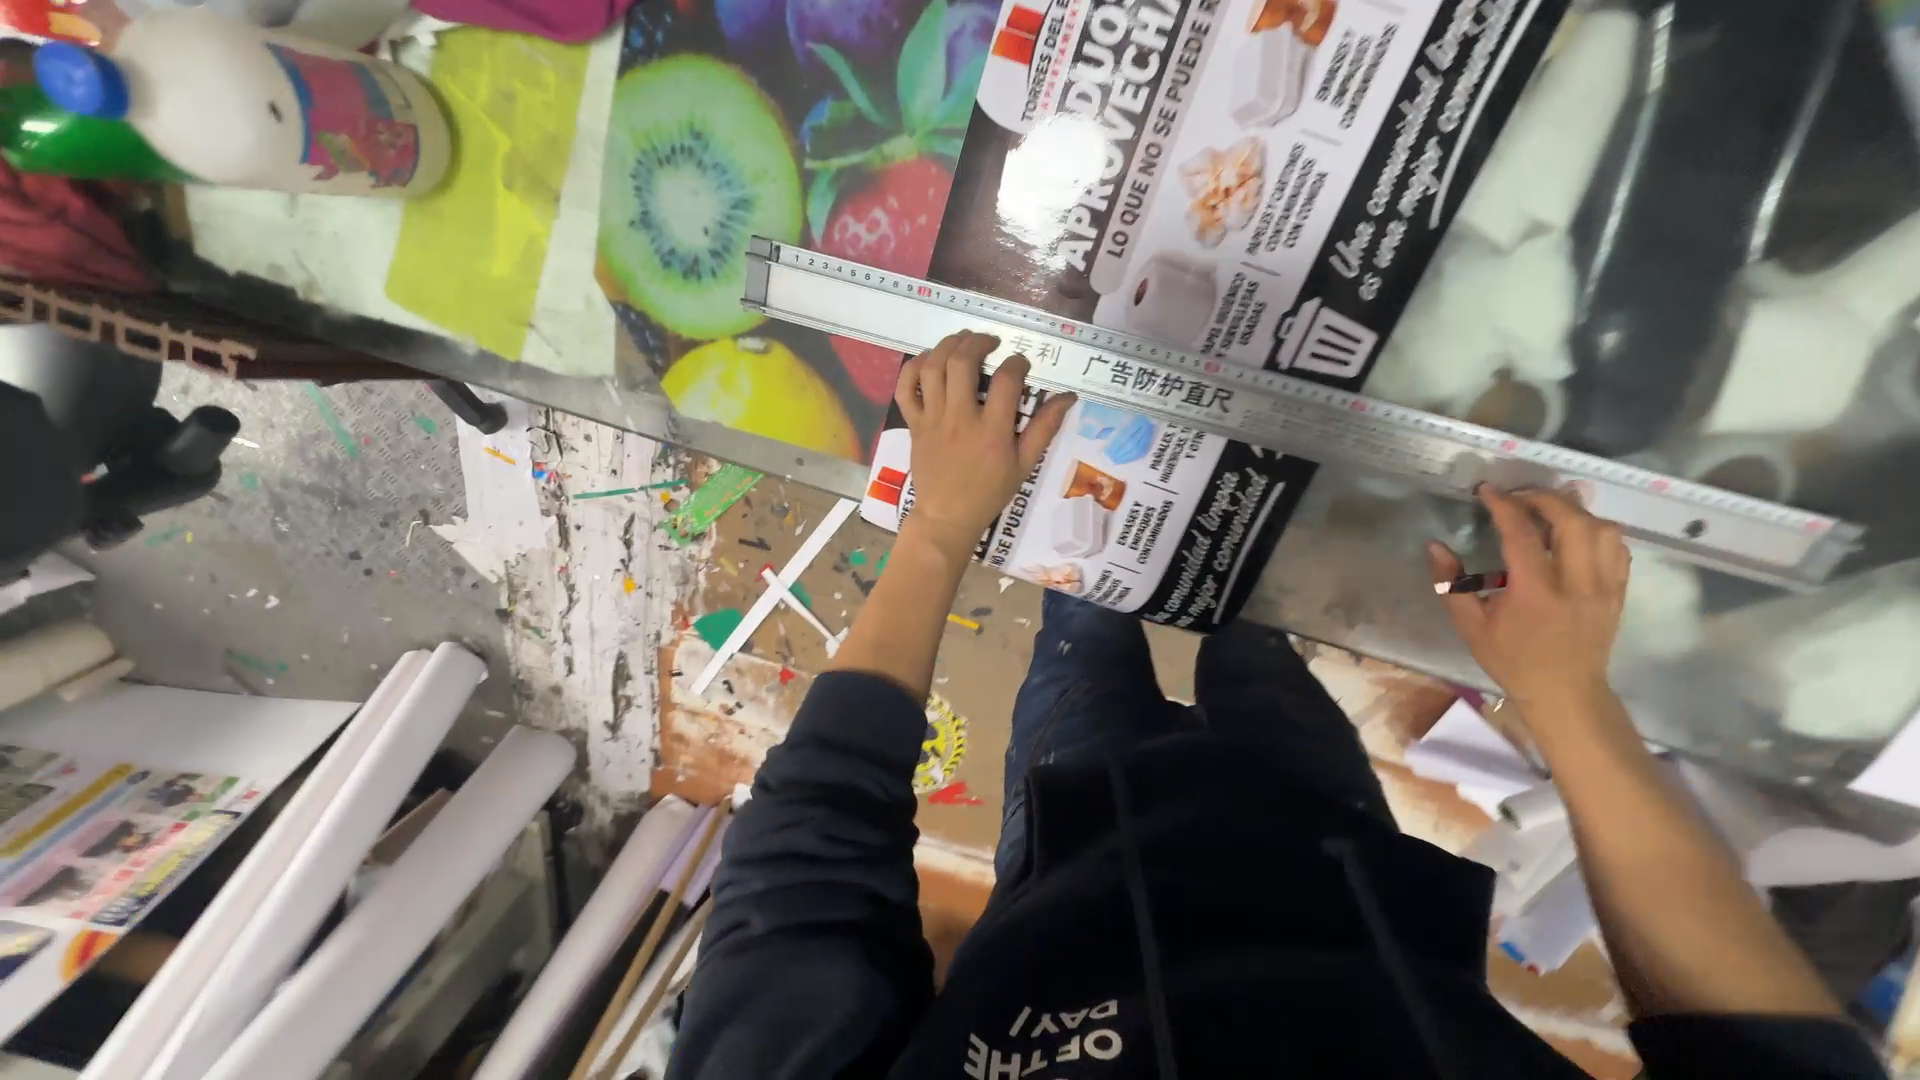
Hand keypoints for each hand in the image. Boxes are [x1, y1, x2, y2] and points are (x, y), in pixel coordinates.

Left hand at [895, 331, 1073, 560]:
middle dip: (977, 342)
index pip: (1006, 380)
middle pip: (962, 363)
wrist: (947, 516)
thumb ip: (1045, 428)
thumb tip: (1068, 397)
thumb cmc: (989, 491)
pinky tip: (930, 360)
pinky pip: (905, 388)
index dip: (1017, 362)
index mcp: (992, 431)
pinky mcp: (914, 424)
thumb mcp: (1024, 464)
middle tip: (990, 342)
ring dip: (947, 346)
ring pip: (932, 368)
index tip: (1021, 364)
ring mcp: (932, 419)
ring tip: (962, 341)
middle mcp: (960, 418)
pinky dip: (913, 367)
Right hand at [1428, 486, 1629, 714]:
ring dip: (1574, 510)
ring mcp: (1605, 586)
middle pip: (1572, 521)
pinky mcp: (1620, 590)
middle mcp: (1577, 583)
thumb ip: (1451, 584)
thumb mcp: (1470, 626)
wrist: (1565, 691)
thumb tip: (1436, 547)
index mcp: (1535, 592)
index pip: (1522, 534)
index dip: (1503, 506)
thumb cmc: (1511, 660)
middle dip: (1544, 498)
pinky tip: (1575, 530)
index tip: (1487, 491)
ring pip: (1602, 529)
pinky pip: (1617, 546)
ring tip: (1547, 508)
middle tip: (1518, 495)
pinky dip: (1596, 529)